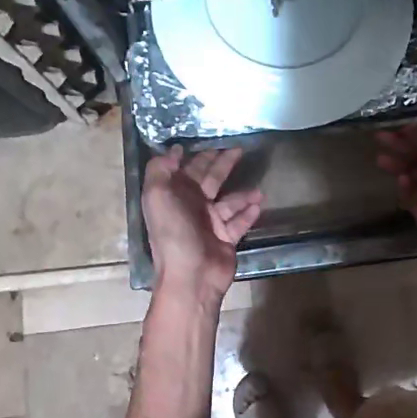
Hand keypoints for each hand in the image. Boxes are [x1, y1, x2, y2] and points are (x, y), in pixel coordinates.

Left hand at [142, 146, 262, 298]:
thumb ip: (161, 169)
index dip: (200, 156)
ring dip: (242, 194)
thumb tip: (174, 150)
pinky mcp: (226, 239)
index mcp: (175, 196)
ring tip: (257, 188)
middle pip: (210, 180)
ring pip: (229, 202)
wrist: (191, 275)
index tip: (213, 142)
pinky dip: (248, 213)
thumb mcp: (157, 196)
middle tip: (239, 150)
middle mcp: (192, 207)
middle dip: (223, 165)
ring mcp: (210, 224)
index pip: (189, 170)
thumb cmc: (174, 233)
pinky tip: (259, 204)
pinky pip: (239, 222)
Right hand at [374, 126, 416, 248]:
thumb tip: (410, 129)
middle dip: (400, 145)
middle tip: (379, 138)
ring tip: (380, 160)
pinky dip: (405, 185)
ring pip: (412, 171)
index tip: (399, 129)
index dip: (416, 133)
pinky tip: (402, 181)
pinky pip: (410, 191)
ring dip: (397, 163)